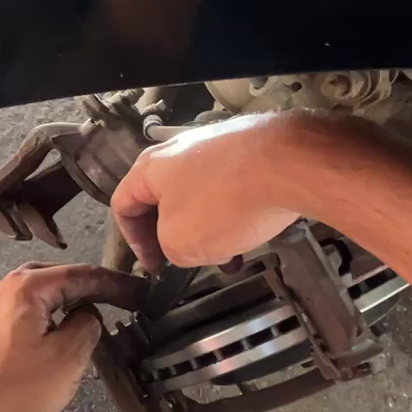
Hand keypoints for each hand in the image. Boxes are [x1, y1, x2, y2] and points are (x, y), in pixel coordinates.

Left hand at [0, 263, 142, 411]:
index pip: (80, 274)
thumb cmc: (18, 390)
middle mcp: (4, 288)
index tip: (140, 292)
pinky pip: (25, 311)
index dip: (114, 283)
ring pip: (40, 295)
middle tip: (121, 300)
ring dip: (68, 302)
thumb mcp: (67, 358)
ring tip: (96, 315)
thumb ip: (87, 326)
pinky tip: (59, 333)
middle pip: (57, 278)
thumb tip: (87, 314)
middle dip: (90, 287)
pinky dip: (48, 315)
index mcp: (25, 287)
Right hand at [111, 112, 364, 268]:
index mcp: (149, 168)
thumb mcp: (180, 243)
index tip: (153, 264)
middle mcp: (178, 151)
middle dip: (176, 236)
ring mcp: (214, 147)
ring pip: (201, 197)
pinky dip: (235, 213)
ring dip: (209, 229)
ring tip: (229, 255)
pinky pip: (230, 187)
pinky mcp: (247, 149)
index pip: (123, 205)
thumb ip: (168, 250)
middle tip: (188, 262)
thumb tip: (180, 247)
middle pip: (164, 201)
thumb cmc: (228, 197)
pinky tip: (252, 232)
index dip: (133, 242)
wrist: (289, 164)